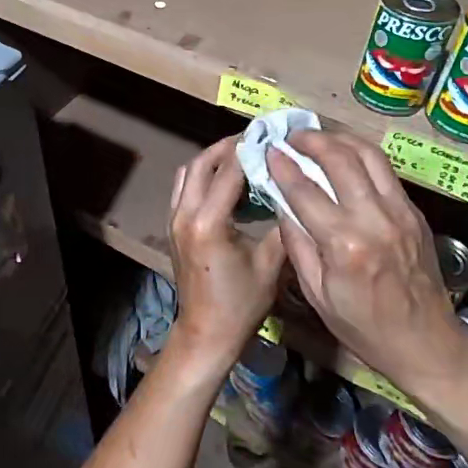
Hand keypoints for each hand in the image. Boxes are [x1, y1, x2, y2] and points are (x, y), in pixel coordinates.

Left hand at [168, 136, 285, 366]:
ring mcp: (173, 220)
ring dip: (212, 160)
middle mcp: (184, 214)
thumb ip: (282, 225)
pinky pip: (184, 188)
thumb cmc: (241, 303)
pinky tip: (228, 182)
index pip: (228, 172)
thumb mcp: (271, 265)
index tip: (271, 134)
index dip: (250, 149)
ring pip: (188, 174)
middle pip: (201, 164)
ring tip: (243, 156)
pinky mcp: (173, 226)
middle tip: (256, 140)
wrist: (206, 332)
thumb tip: (294, 190)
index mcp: (208, 223)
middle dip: (227, 148)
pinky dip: (203, 176)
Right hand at [267, 130, 467, 401]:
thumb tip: (281, 203)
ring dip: (339, 139)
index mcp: (344, 245)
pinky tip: (344, 155)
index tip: (267, 150)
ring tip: (316, 137)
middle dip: (311, 141)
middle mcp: (374, 220)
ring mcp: (400, 213)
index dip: (282, 166)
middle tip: (290, 137)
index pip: (305, 190)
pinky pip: (385, 171)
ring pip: (368, 156)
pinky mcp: (414, 213)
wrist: (427, 344)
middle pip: (340, 160)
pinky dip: (360, 155)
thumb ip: (297, 243)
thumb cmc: (362, 327)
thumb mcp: (315, 293)